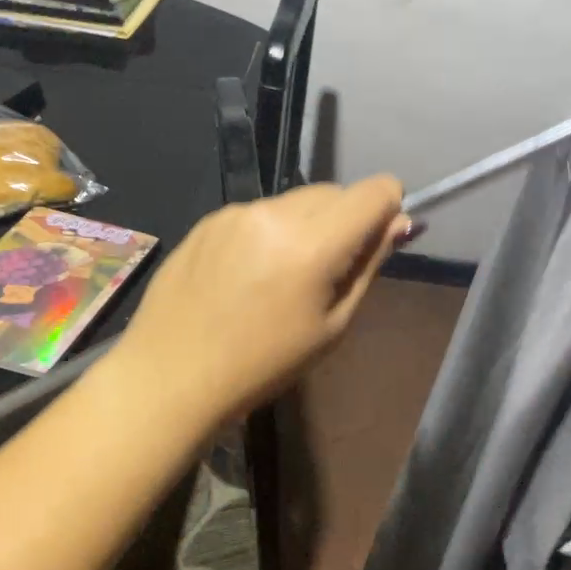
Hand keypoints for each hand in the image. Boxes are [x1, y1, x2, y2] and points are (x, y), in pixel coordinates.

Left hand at [103, 175, 407, 421]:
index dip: (389, 207)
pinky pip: (261, 212)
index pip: (373, 191)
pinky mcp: (210, 219)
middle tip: (332, 269)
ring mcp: (237, 212)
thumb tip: (400, 223)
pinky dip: (272, 232)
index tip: (381, 239)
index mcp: (312, 244)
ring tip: (286, 275)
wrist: (170, 378)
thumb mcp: (333, 325)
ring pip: (297, 200)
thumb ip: (369, 266)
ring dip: (310, 224)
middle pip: (336, 191)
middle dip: (348, 219)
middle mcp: (275, 214)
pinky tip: (250, 274)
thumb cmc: (264, 365)